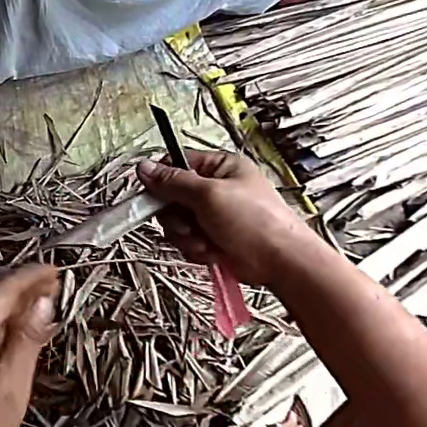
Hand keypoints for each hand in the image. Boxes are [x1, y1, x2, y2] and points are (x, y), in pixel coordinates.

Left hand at [0, 265, 58, 426]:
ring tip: (44, 302)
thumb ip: (27, 339)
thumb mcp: (11, 389)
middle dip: (25, 287)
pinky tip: (16, 327)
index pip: (5, 287)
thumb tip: (44, 299)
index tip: (59, 269)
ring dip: (12, 303)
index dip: (33, 275)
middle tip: (58, 286)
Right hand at [137, 150, 312, 284]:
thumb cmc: (258, 222)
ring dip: (186, 235)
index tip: (151, 193)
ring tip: (205, 239)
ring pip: (177, 222)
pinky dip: (195, 248)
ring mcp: (215, 215)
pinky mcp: (213, 238)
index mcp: (220, 167)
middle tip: (189, 222)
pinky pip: (187, 240)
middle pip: (172, 197)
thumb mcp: (209, 194)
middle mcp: (217, 189)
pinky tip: (212, 250)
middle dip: (176, 215)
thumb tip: (146, 168)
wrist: (281, 263)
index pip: (177, 163)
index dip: (161, 179)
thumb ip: (173, 182)